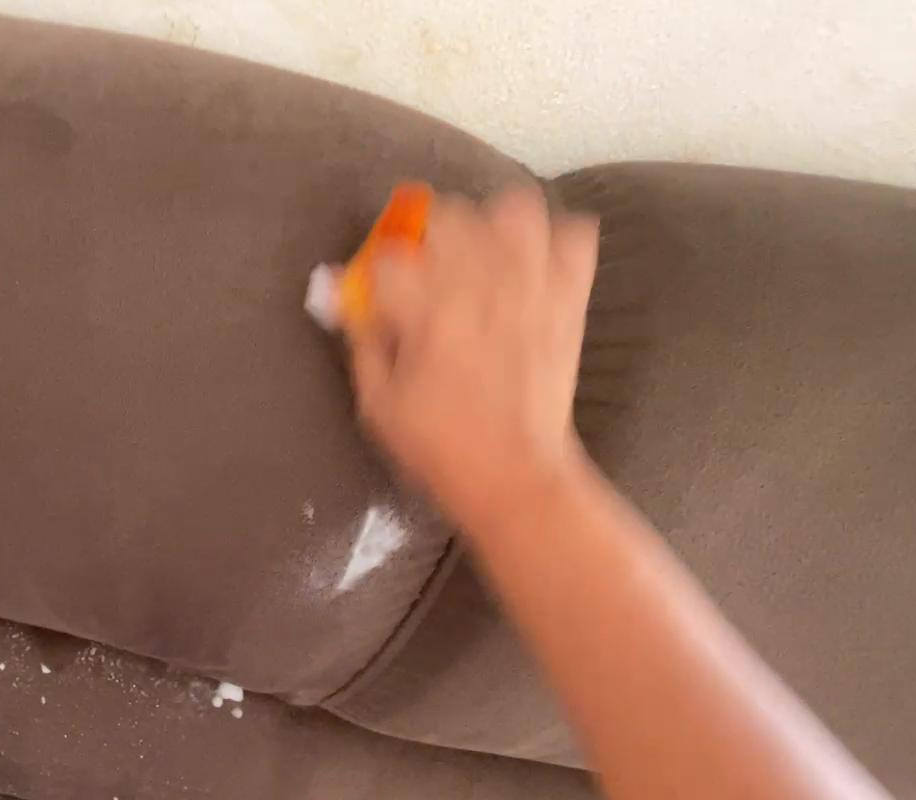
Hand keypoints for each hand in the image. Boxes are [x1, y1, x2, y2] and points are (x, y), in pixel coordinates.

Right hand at [345, 185, 599, 533]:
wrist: (514, 474)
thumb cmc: (438, 447)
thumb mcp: (378, 405)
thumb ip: (363, 341)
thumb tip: (341, 296)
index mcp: (428, 314)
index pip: (389, 259)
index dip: (373, 273)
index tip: (373, 293)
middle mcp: (483, 286)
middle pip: (448, 217)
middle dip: (424, 239)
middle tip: (421, 271)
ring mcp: (532, 287)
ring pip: (513, 209)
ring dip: (488, 225)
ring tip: (476, 256)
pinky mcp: (569, 298)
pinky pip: (574, 235)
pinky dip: (550, 241)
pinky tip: (528, 266)